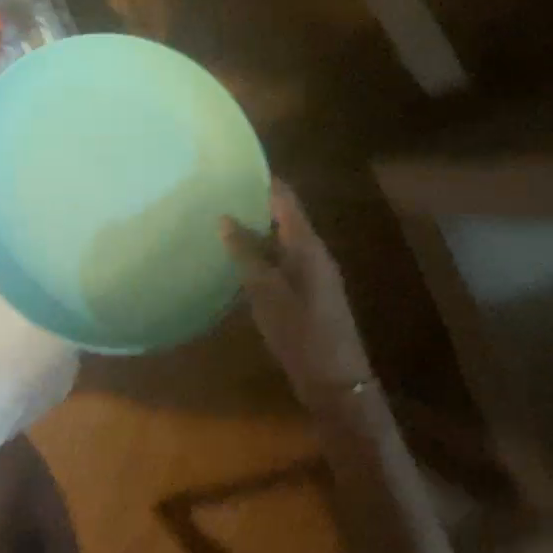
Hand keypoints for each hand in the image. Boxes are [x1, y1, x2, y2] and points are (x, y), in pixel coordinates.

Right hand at [221, 182, 373, 406]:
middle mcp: (314, 254)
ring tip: (218, 221)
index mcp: (308, 247)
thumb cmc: (300, 333)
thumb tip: (225, 217)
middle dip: (252, 203)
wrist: (336, 385)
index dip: (262, 180)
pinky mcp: (307, 295)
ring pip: (280, 241)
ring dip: (254, 230)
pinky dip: (259, 254)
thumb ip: (245, 253)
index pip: (285, 199)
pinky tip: (234, 260)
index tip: (231, 167)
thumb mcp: (265, 292)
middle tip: (216, 193)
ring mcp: (313, 275)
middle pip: (283, 217)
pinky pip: (280, 261)